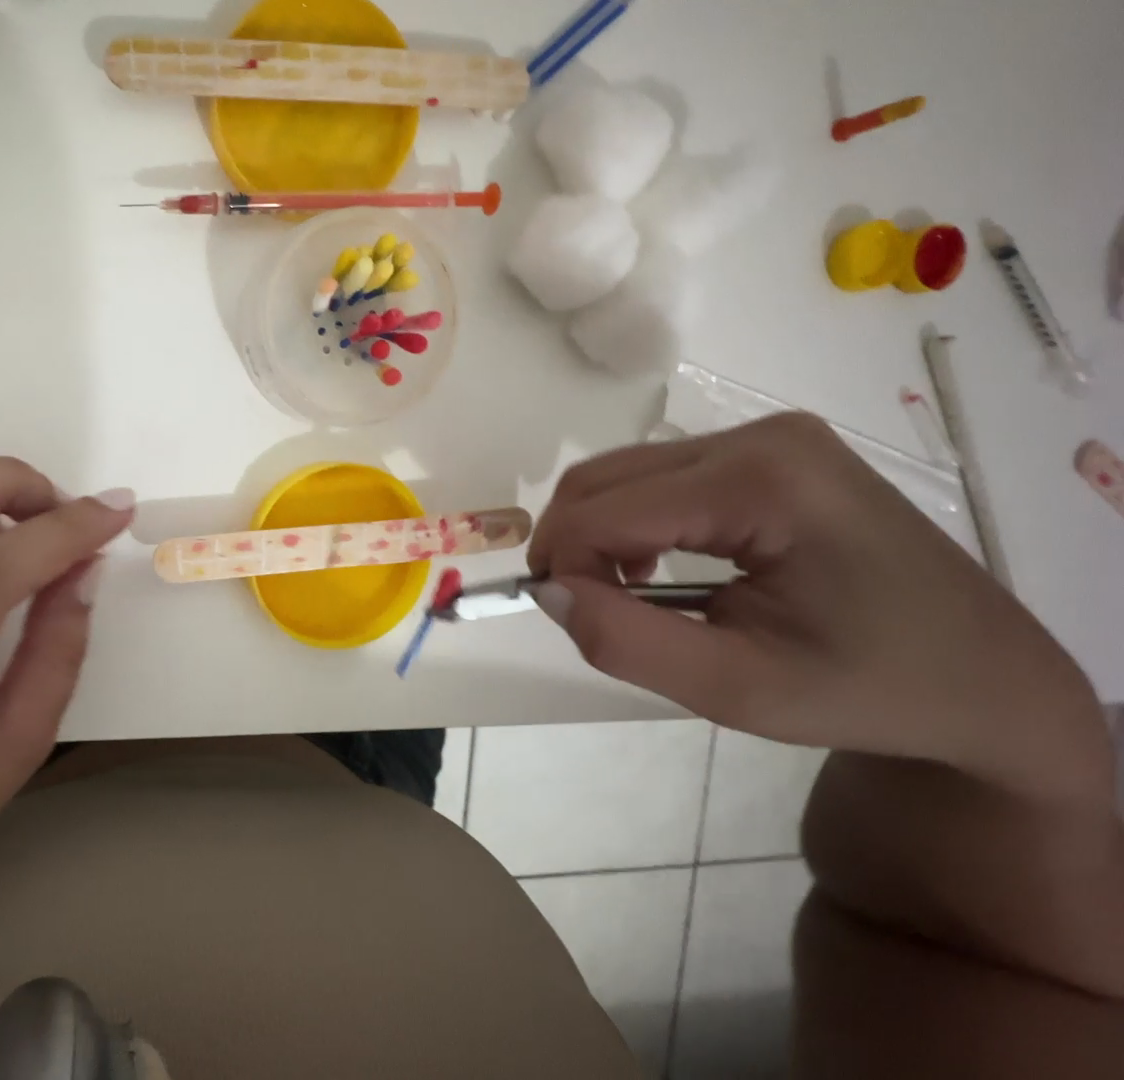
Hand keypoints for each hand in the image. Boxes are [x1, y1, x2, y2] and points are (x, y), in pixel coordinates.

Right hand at [528, 413, 1107, 803]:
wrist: (986, 679)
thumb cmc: (866, 690)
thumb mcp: (734, 688)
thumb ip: (625, 640)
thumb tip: (548, 591)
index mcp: (761, 482)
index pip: (601, 511)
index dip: (565, 570)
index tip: (580, 627)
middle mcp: (761, 437)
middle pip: (601, 480)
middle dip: (574, 549)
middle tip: (594, 615)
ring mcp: (770, 437)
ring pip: (620, 476)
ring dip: (598, 537)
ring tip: (631, 598)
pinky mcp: (770, 451)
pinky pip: (656, 477)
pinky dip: (630, 524)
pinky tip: (659, 569)